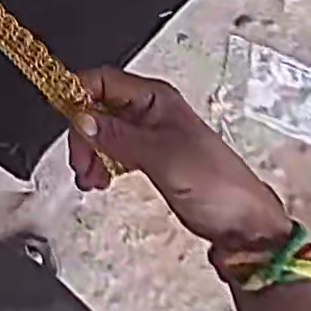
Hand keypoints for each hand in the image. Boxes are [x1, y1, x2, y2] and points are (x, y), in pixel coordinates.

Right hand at [69, 67, 290, 248]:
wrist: (246, 229)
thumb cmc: (215, 185)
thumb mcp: (161, 156)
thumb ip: (118, 135)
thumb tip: (80, 118)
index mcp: (154, 98)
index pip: (103, 81)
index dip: (79, 92)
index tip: (64, 114)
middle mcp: (146, 110)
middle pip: (96, 107)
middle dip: (83, 133)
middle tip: (79, 160)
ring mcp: (145, 133)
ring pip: (100, 130)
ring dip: (88, 152)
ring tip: (89, 178)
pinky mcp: (145, 155)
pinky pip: (109, 150)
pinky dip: (98, 163)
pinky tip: (97, 180)